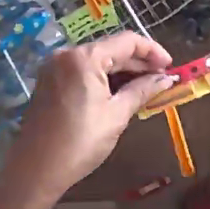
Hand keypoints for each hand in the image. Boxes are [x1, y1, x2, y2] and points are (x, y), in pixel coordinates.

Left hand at [6, 33, 172, 199]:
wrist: (37, 168)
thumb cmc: (80, 142)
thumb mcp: (117, 114)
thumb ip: (142, 90)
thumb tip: (166, 79)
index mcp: (83, 57)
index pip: (126, 41)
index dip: (153, 51)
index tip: (172, 66)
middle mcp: (65, 55)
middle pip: (110, 49)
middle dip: (138, 63)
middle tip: (163, 80)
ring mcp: (54, 67)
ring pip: (96, 61)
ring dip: (121, 71)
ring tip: (146, 88)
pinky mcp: (49, 82)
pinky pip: (82, 71)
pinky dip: (102, 78)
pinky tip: (120, 93)